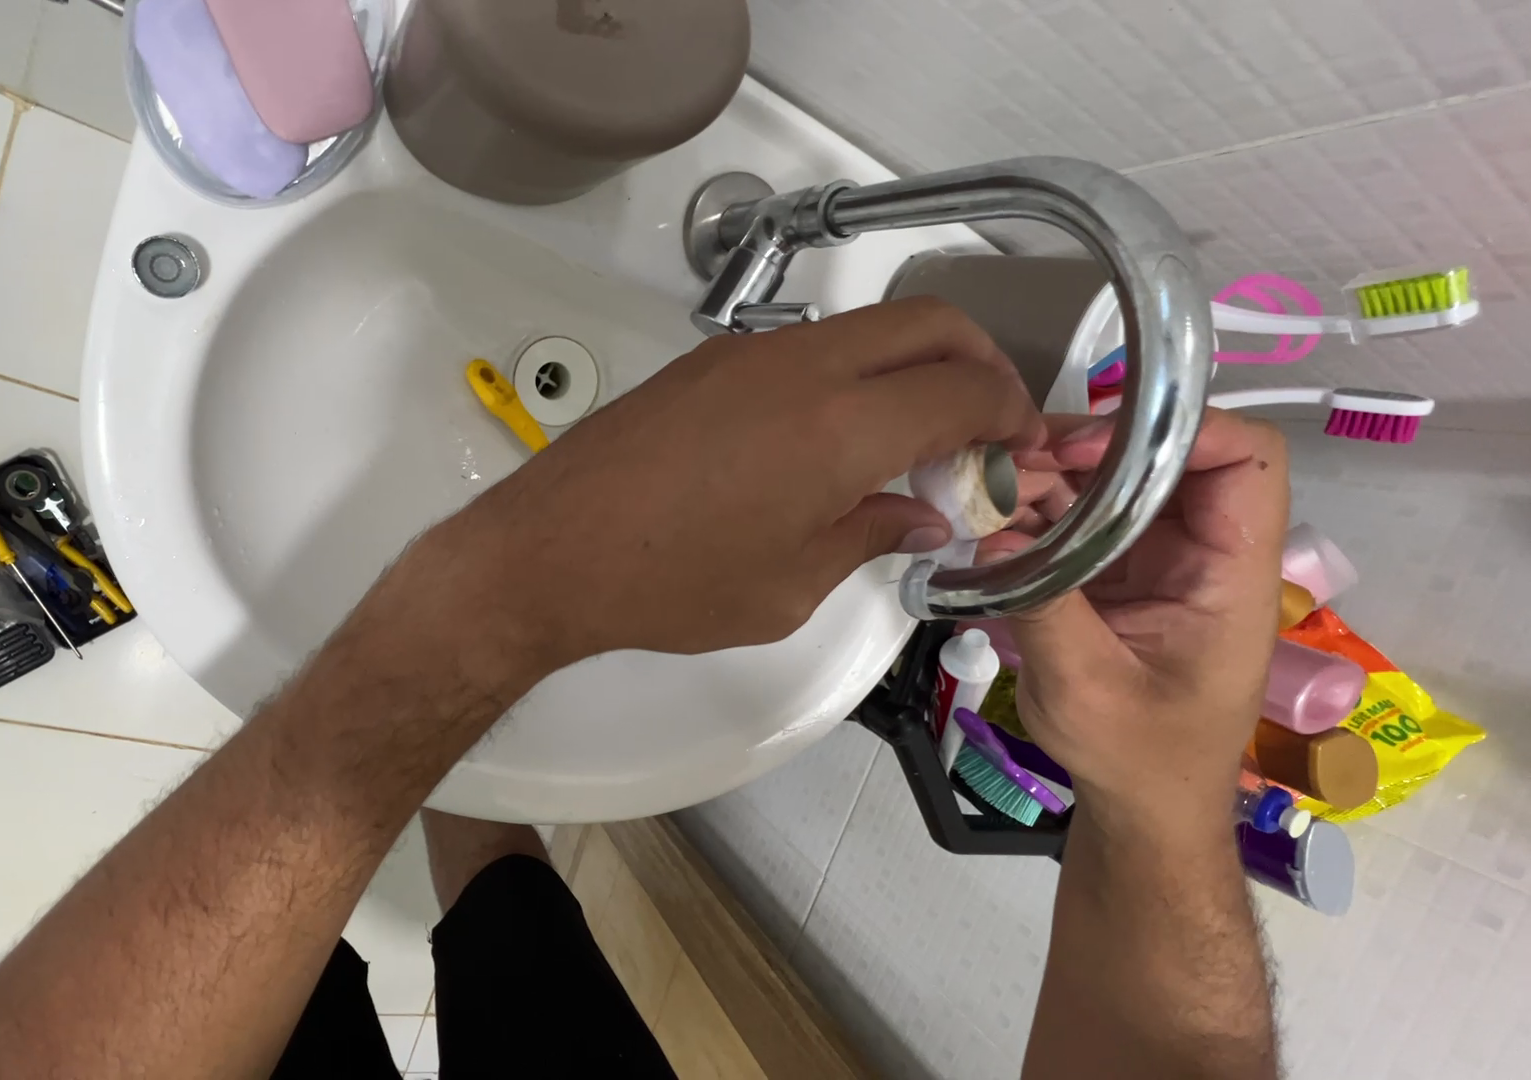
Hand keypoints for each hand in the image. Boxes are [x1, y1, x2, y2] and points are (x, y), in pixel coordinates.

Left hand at [407, 298, 1040, 677]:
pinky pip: (803, 346)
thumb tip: (922, 516)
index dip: (1010, 414)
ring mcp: (746, 352)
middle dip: (978, 361)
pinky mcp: (704, 360)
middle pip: (929, 322)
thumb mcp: (787, 588)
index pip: (965, 388)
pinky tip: (825, 434)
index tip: (1016, 447)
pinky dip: (844, 372)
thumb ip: (868, 537)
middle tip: (983, 423)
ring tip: (904, 436)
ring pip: (863, 327)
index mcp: (842, 426)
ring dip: (906, 363)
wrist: (550, 550)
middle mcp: (802, 366)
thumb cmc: (669, 586)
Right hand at [987, 410, 1288, 832]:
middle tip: (1001, 468)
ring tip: (980, 498)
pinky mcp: (1106, 574)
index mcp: (1226, 573)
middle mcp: (1193, 551)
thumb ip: (1044, 609)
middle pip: (1154, 461)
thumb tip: (991, 540)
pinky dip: (1023, 514)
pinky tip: (984, 527)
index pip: (1239, 460)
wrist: (1138, 799)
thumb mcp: (1087, 688)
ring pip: (1101, 484)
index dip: (1170, 433)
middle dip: (1077, 450)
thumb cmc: (1139, 754)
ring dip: (1038, 480)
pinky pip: (1068, 520)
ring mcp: (1146, 560)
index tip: (1079, 452)